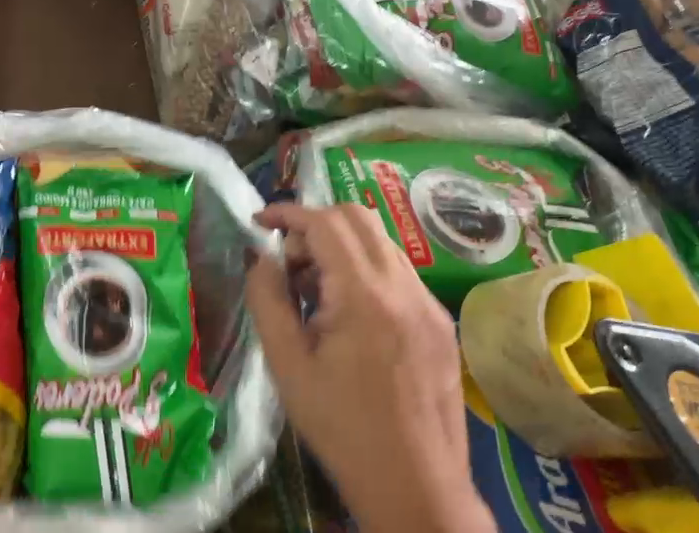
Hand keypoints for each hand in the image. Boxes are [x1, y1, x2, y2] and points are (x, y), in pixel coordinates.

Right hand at [244, 204, 494, 532]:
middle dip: (315, 224)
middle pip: (359, 218)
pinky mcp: (440, 325)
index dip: (287, 212)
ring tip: (311, 291)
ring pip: (381, 243)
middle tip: (287, 260)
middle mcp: (405, 290)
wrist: (416, 487)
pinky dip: (363, 271)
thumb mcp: (286, 363)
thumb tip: (261, 257)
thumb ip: (267, 298)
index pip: (325, 223)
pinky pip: (398, 273)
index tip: (258, 223)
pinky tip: (344, 315)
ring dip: (340, 247)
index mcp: (364, 298)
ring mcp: (430, 306)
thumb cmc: (341, 427)